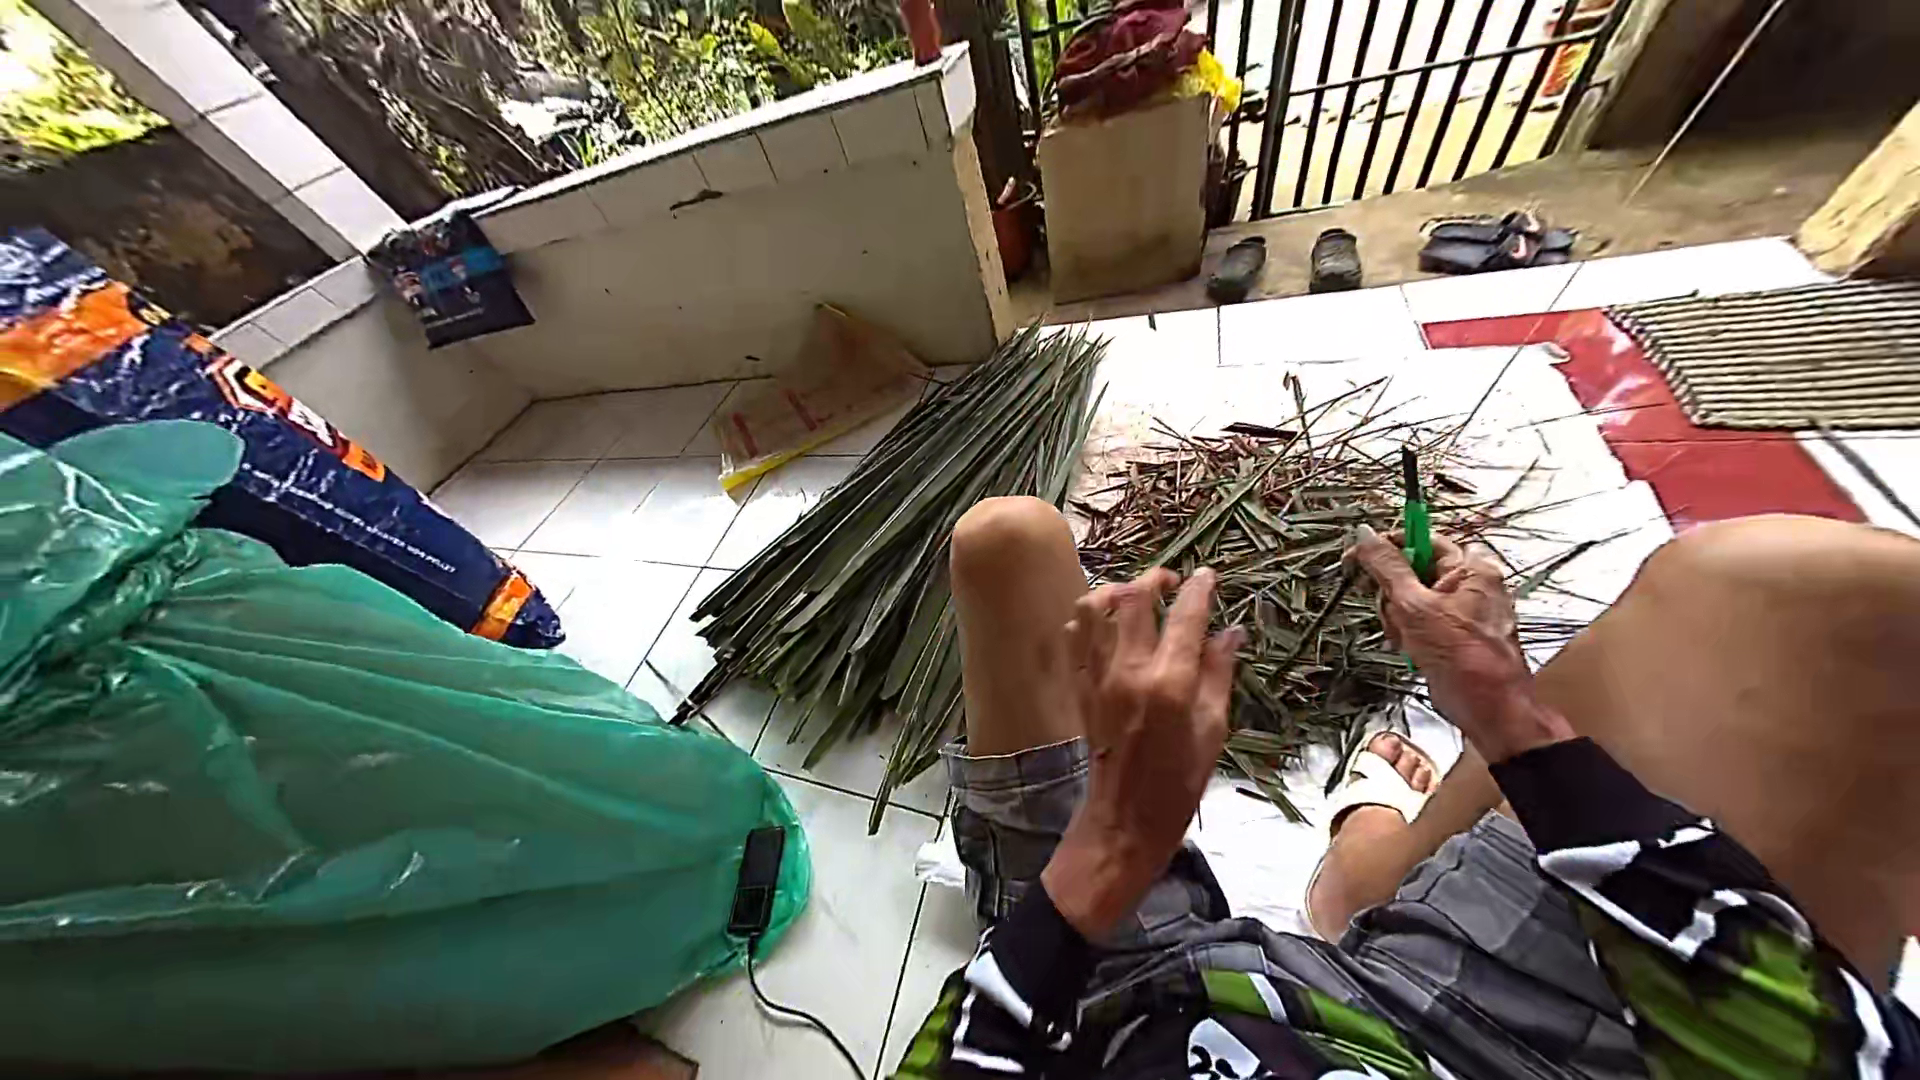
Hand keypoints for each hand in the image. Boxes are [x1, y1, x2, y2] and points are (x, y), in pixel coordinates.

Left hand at [1040, 568, 1243, 939]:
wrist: (1124, 815)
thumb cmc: (1179, 780)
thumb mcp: (1213, 730)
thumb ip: (1219, 673)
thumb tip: (1230, 631)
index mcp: (1170, 683)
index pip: (1185, 617)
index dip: (1199, 589)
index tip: (1208, 575)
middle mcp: (1128, 669)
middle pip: (1134, 599)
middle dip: (1155, 579)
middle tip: (1172, 580)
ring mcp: (1096, 675)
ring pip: (1094, 608)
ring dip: (1116, 591)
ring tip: (1135, 593)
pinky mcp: (1078, 684)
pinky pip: (1074, 635)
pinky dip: (1088, 617)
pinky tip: (1106, 620)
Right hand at [1345, 525, 1572, 761]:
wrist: (1486, 706)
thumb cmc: (1462, 656)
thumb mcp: (1414, 604)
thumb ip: (1386, 566)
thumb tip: (1364, 535)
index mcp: (1472, 569)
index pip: (1421, 539)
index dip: (1387, 546)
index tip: (1357, 556)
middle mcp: (1468, 585)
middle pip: (1409, 569)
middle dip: (1391, 591)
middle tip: (1393, 608)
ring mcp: (1457, 610)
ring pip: (1405, 596)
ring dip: (1394, 615)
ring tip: (1406, 634)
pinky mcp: (1447, 631)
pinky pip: (1412, 618)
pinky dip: (1402, 630)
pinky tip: (1409, 645)